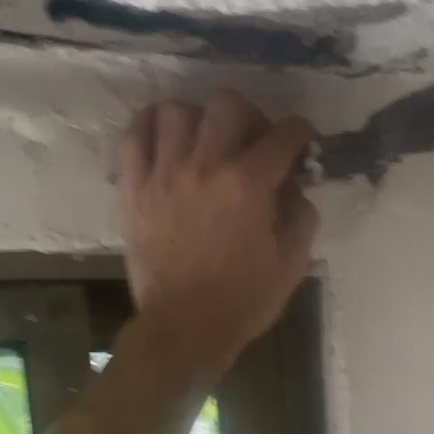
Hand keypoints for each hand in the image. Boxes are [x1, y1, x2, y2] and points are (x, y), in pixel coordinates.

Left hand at [117, 90, 320, 372]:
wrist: (184, 330)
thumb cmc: (242, 303)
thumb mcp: (291, 266)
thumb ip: (301, 217)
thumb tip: (295, 188)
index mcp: (248, 185)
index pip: (282, 135)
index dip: (299, 133)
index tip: (300, 142)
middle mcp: (205, 167)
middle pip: (227, 104)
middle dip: (249, 116)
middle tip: (252, 141)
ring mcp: (163, 175)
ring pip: (176, 111)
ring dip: (198, 120)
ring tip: (204, 142)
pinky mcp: (133, 190)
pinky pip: (132, 137)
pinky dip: (149, 128)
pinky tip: (163, 139)